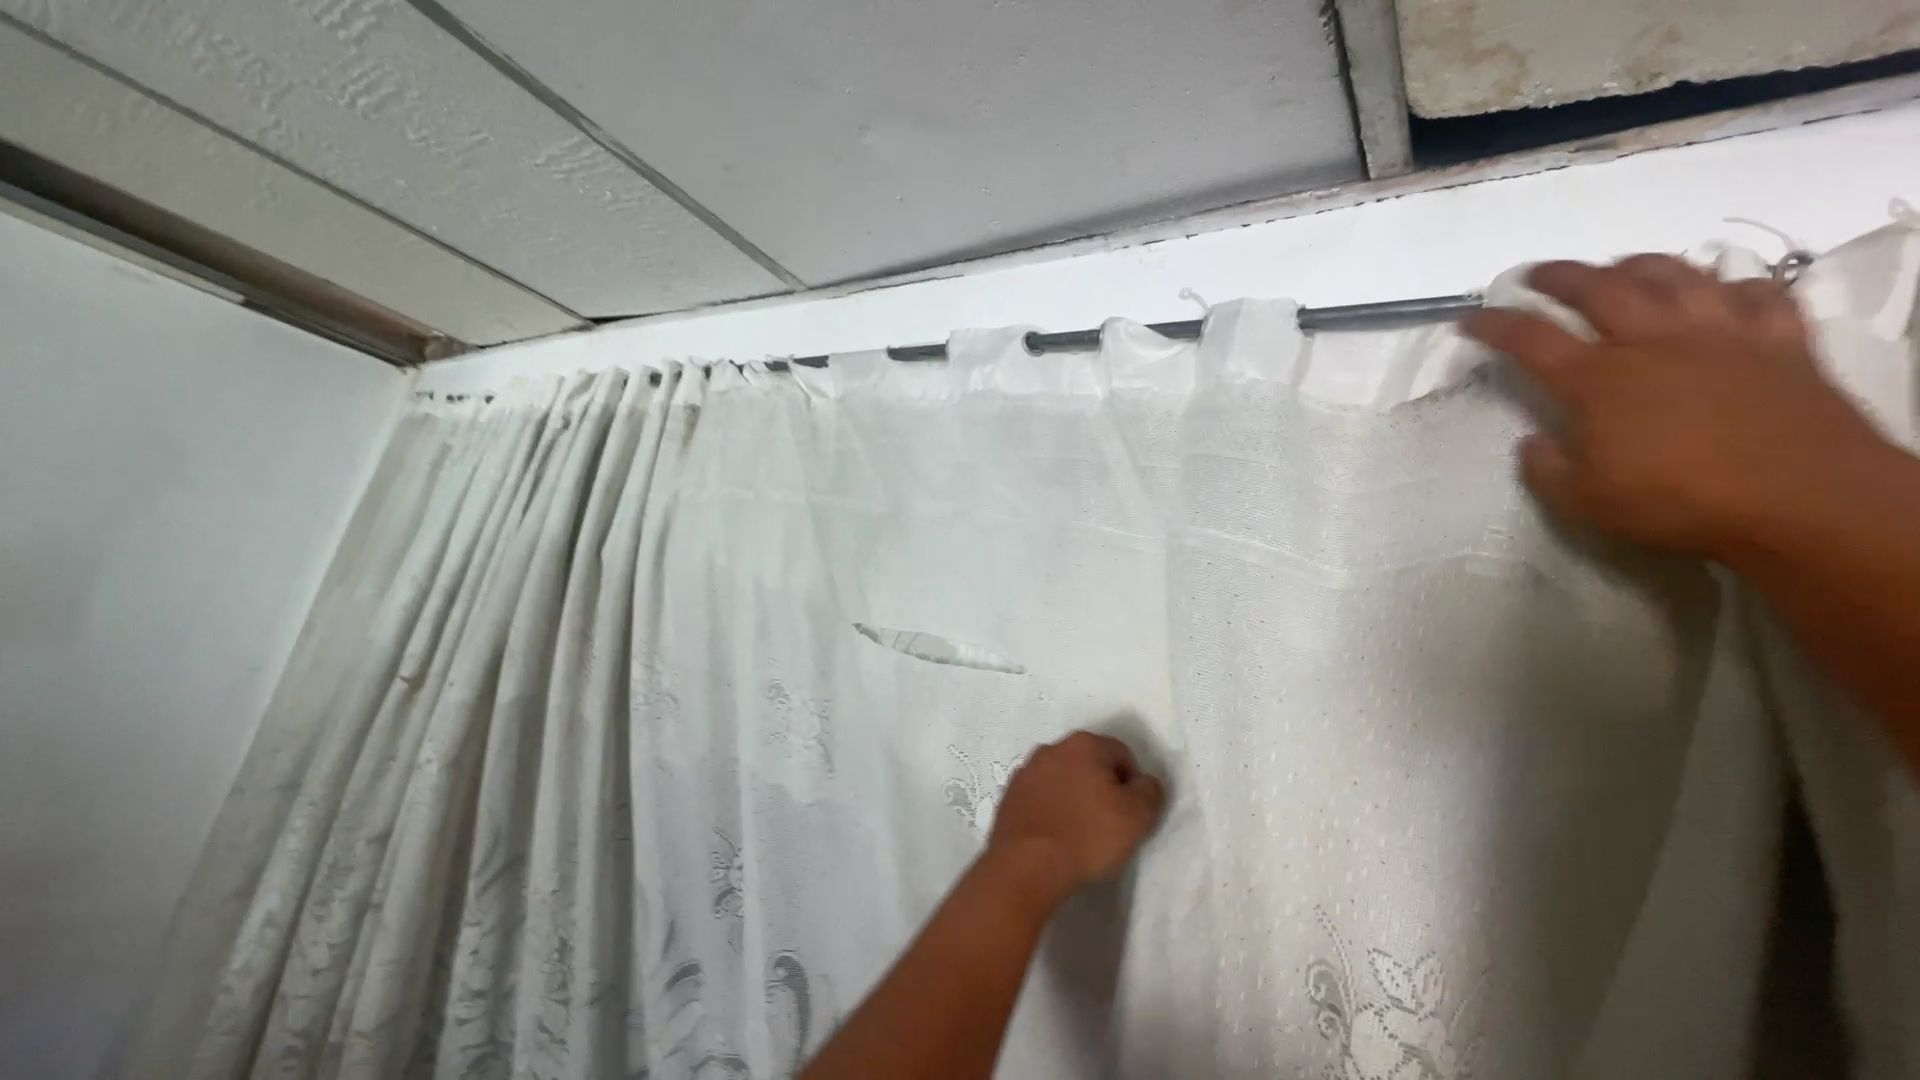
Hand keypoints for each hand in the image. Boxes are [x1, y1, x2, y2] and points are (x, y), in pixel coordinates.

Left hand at [985, 732, 1165, 906]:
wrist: (1026, 865)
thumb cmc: (1088, 836)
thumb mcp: (1138, 816)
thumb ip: (1150, 791)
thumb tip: (1144, 782)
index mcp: (1084, 744)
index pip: (1122, 754)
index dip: (1132, 784)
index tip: (1130, 814)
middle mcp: (1051, 748)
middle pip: (1089, 763)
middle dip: (1101, 787)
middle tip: (1108, 823)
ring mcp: (1025, 771)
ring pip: (1062, 779)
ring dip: (1074, 797)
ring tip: (1080, 832)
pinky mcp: (1008, 796)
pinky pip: (1040, 797)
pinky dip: (1051, 810)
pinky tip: (1055, 836)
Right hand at [1462, 256, 1895, 564]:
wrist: (1802, 501)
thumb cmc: (1679, 503)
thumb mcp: (1584, 502)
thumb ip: (1547, 468)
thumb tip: (1534, 441)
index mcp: (1598, 380)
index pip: (1531, 339)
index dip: (1494, 324)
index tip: (1469, 319)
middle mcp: (1654, 343)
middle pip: (1601, 288)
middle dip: (1561, 276)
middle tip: (1537, 275)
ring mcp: (1721, 336)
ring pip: (1677, 276)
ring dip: (1640, 264)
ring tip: (1620, 266)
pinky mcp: (1780, 344)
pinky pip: (1760, 294)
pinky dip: (1735, 285)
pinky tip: (1722, 290)